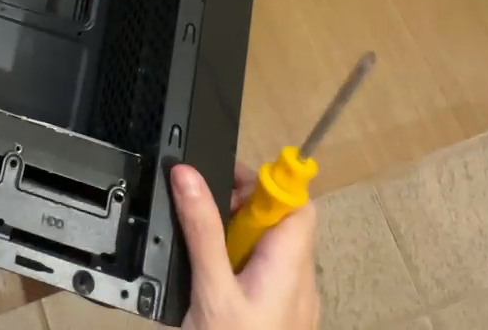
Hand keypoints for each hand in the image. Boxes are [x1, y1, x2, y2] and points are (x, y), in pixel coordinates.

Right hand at [172, 163, 320, 329]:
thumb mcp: (210, 288)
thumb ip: (201, 228)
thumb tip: (187, 172)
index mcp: (291, 268)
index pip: (298, 205)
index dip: (266, 183)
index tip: (226, 177)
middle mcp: (301, 281)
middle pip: (281, 222)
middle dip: (240, 207)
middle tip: (200, 210)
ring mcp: (293, 302)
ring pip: (271, 247)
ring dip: (236, 234)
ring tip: (201, 248)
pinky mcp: (279, 316)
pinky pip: (265, 271)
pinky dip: (238, 259)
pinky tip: (211, 275)